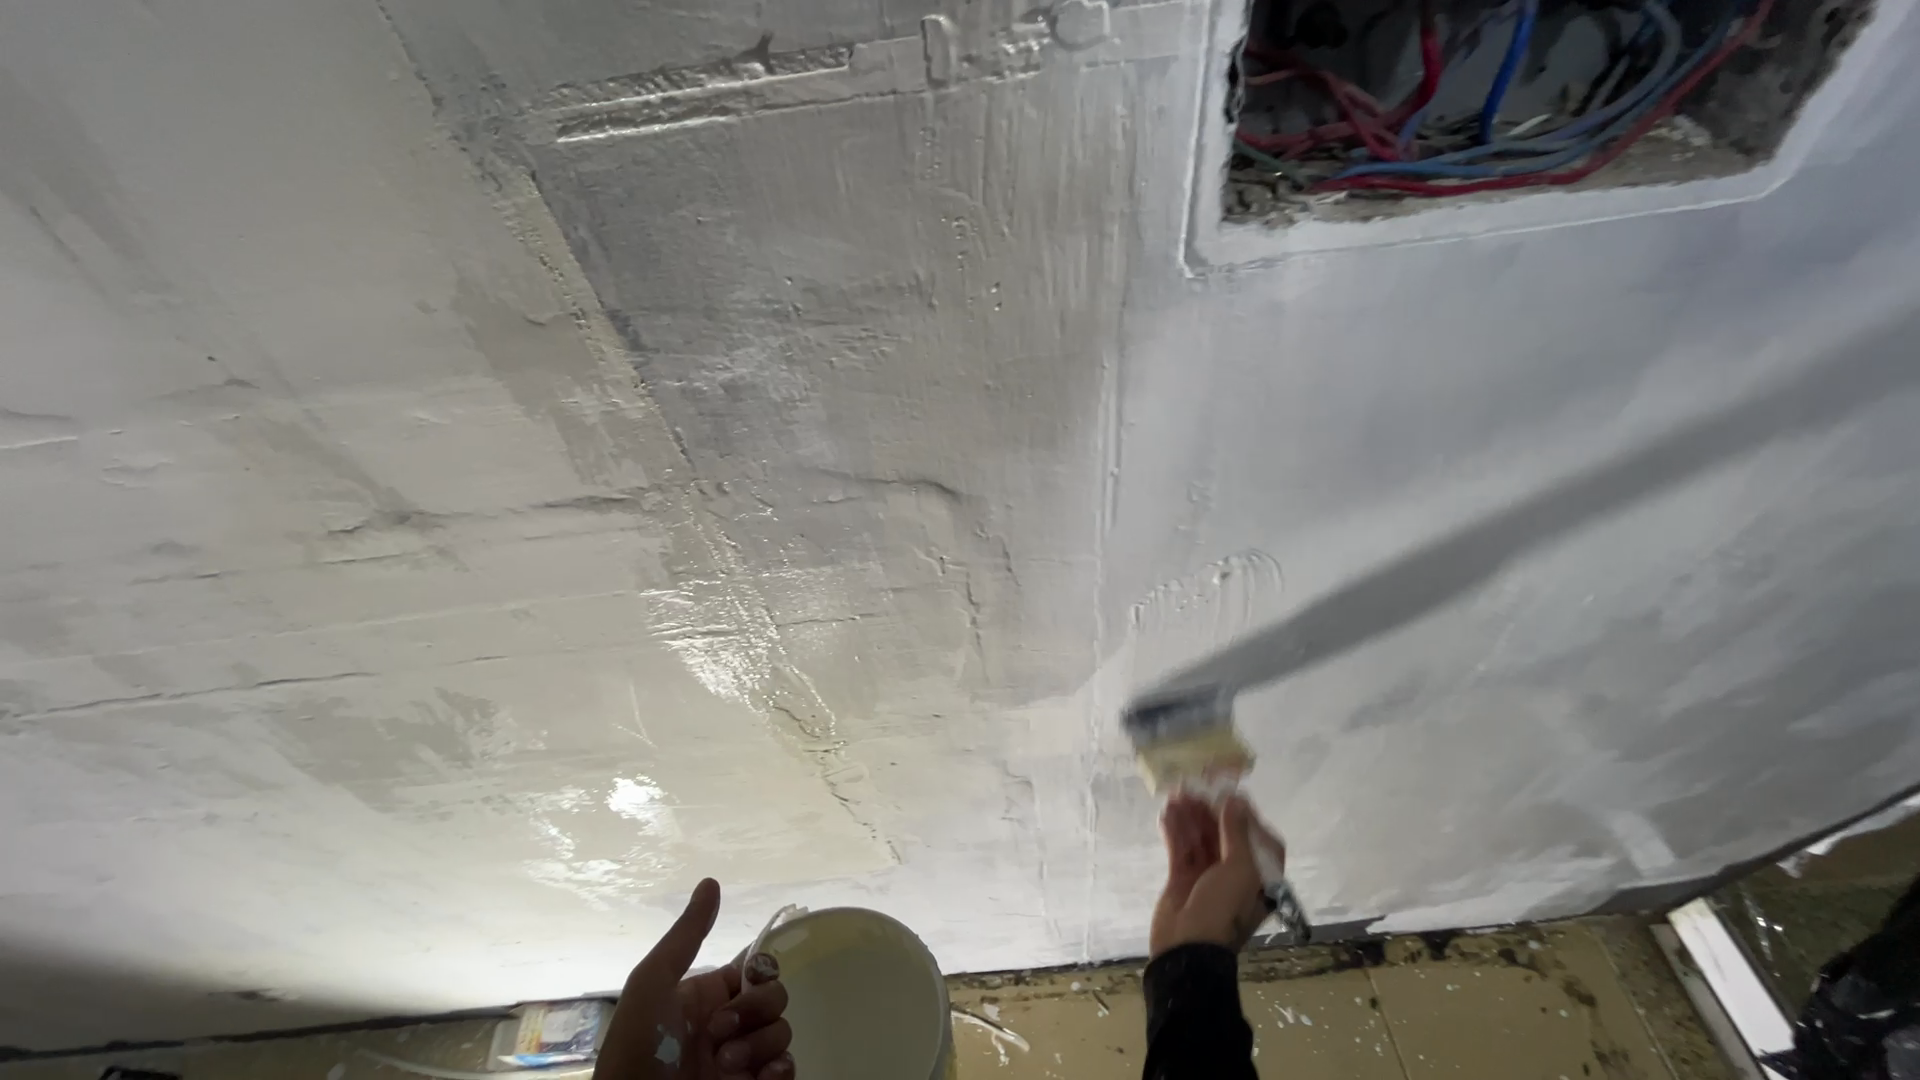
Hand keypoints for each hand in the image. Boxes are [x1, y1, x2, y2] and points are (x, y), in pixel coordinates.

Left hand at [593, 879, 794, 1079]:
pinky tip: (762, 1077)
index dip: (761, 972)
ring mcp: (742, 1063)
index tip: (749, 981)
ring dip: (760, 1045)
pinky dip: (782, 1070)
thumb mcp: (652, 986)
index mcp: (707, 998)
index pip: (755, 971)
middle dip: (755, 1012)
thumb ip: (686, 936)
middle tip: (719, 1035)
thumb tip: (711, 881)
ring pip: (782, 1033)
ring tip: (726, 1067)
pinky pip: (788, 1070)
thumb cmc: (637, 1052)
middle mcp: (728, 1026)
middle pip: (775, 998)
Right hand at [1149, 793, 1284, 958]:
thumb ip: (1236, 832)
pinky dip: (1174, 831)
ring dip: (1189, 816)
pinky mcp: (1183, 878)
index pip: (1256, 837)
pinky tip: (1166, 815)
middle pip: (1224, 833)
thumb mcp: (1240, 870)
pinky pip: (1180, 849)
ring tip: (1175, 795)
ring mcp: (1207, 875)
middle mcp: (1235, 873)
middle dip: (1209, 809)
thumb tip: (1235, 799)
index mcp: (1259, 875)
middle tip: (1192, 785)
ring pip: (1200, 837)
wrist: (1188, 949)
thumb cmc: (1224, 909)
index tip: (1226, 790)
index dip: (1244, 813)